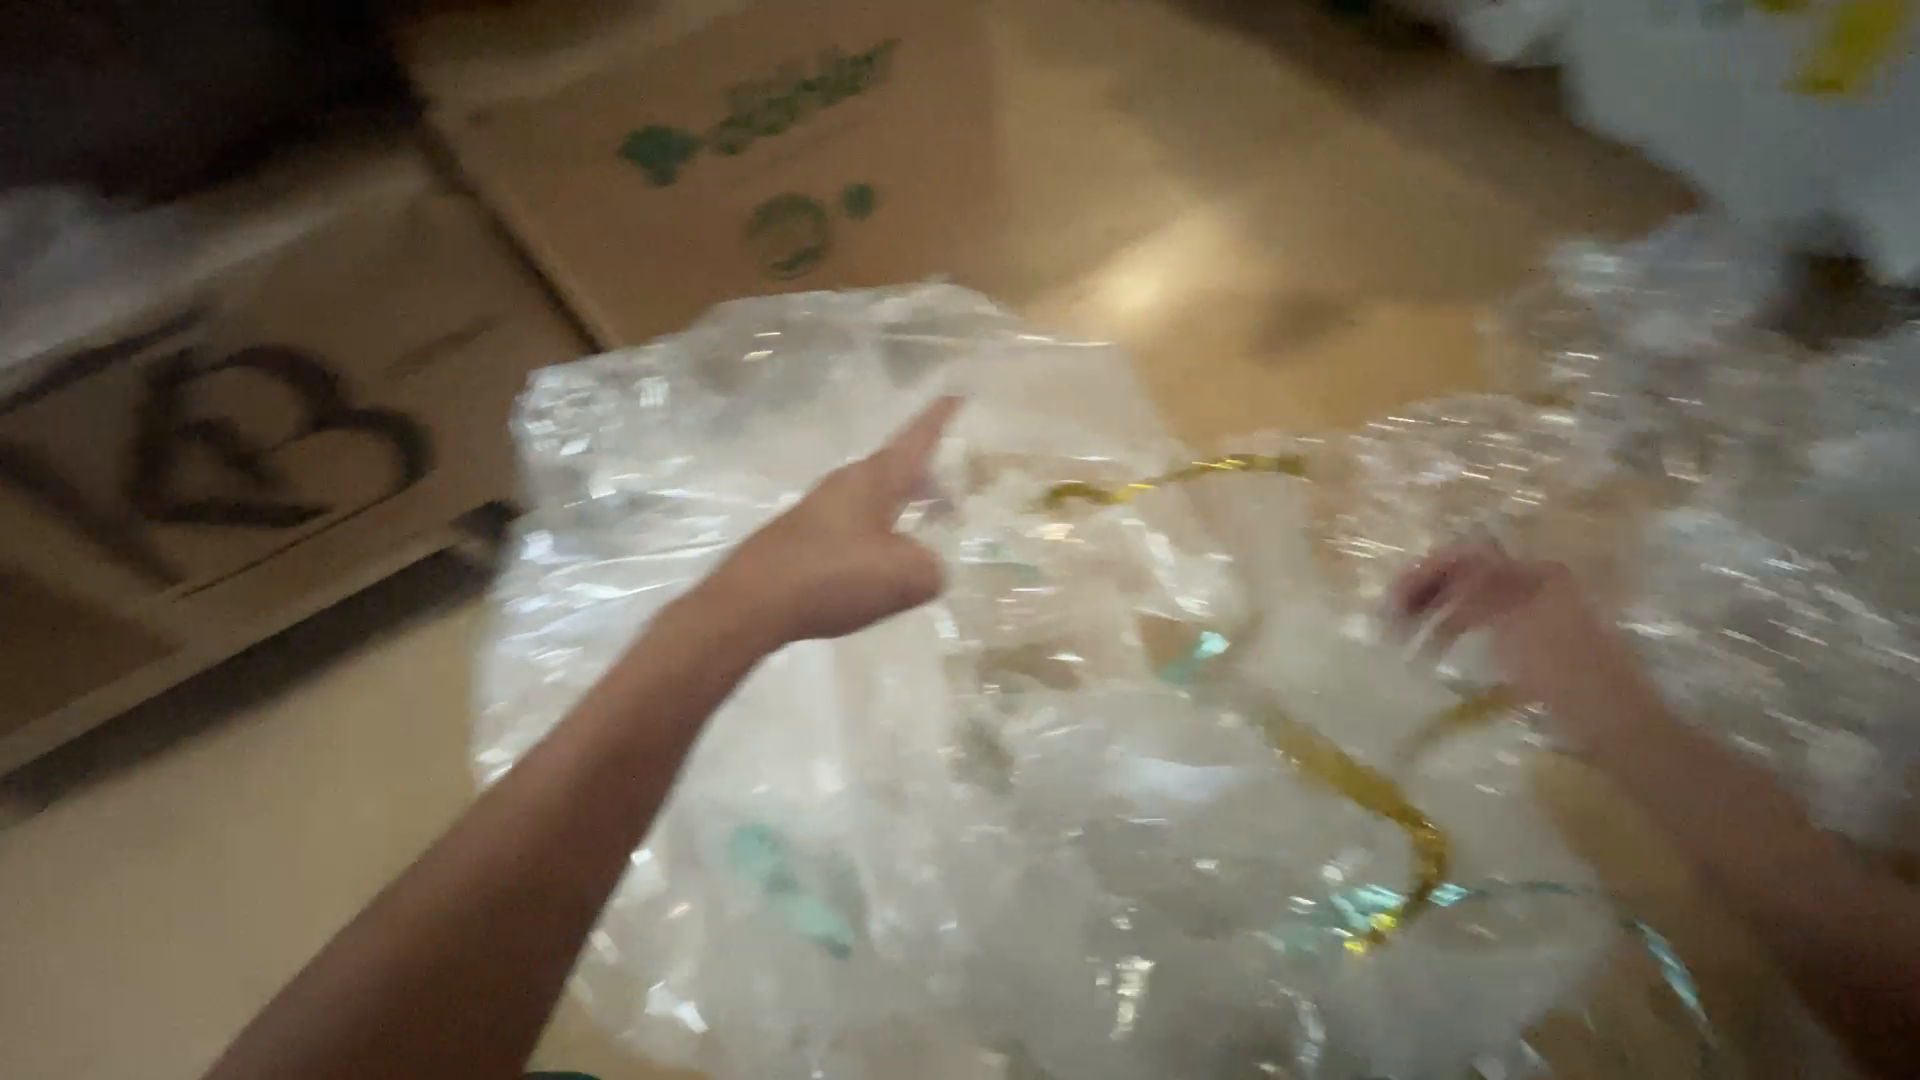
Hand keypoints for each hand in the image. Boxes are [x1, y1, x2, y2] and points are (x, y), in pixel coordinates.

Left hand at [708, 396, 962, 646]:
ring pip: (875, 498)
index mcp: (875, 479)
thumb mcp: (907, 575)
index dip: (941, 416)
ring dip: (903, 508)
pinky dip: (880, 534)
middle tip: (955, 493)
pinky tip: (883, 564)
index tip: (958, 392)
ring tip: (926, 530)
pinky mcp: (803, 539)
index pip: (917, 437)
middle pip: (897, 469)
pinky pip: (856, 525)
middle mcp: (846, 484)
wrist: (751, 603)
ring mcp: (820, 510)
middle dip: (929, 478)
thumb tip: (930, 566)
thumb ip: (934, 566)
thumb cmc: (833, 575)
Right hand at [1389, 542, 1665, 740]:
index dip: (1424, 571)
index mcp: (1533, 572)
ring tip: (1401, 636)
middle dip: (1423, 592)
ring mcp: (1531, 612)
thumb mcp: (1512, 619)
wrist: (1610, 720)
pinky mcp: (1528, 640)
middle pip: (1463, 575)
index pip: (1464, 555)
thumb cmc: (1560, 668)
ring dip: (1432, 613)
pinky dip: (1451, 631)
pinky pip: (1478, 623)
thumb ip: (1475, 584)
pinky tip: (1433, 651)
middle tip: (1389, 618)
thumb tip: (1444, 556)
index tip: (1393, 600)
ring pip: (1467, 600)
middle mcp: (1532, 583)